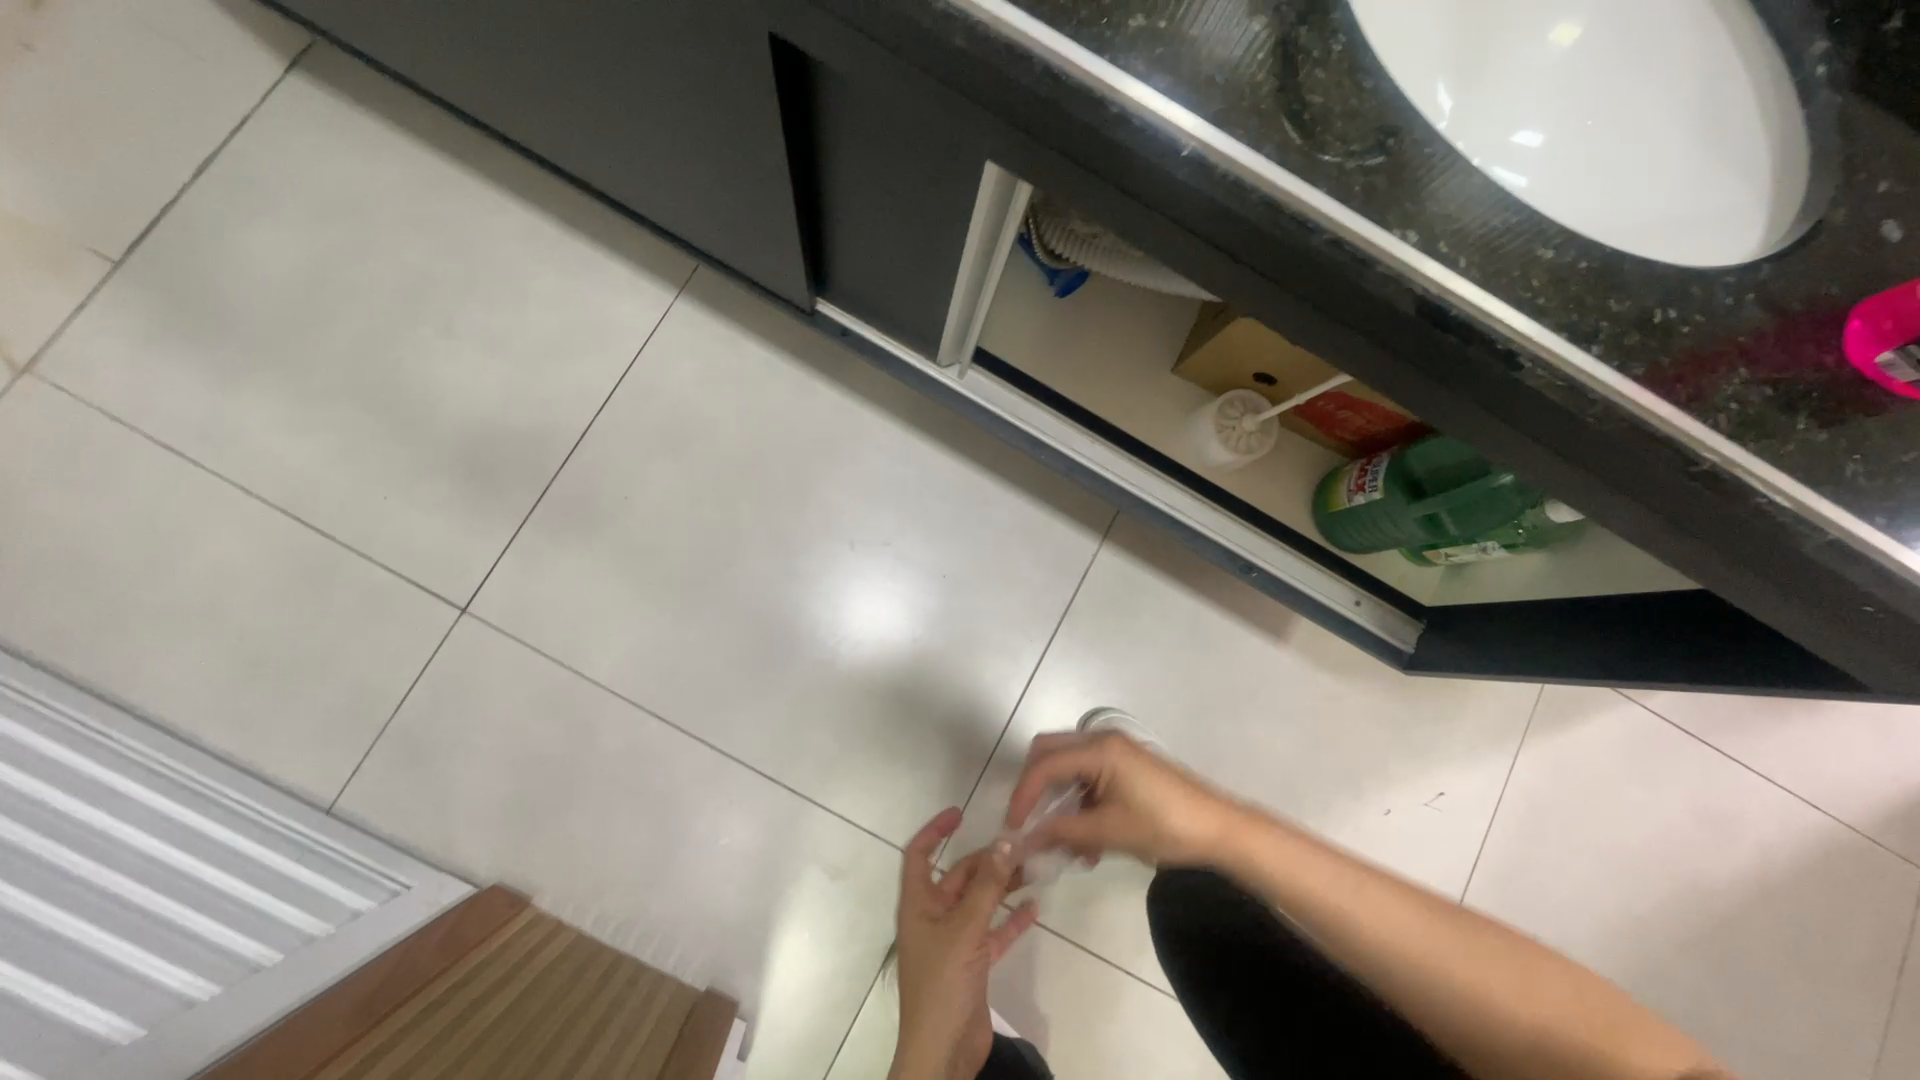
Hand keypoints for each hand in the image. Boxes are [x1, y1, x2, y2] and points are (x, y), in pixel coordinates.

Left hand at [890, 808, 1038, 1079]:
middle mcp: (933, 917)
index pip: (920, 855)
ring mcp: (953, 941)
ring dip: (1003, 886)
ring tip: (1035, 869)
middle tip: (1022, 845)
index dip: (935, 831)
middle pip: (959, 877)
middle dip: (987, 860)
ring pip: (979, 903)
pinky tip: (1035, 908)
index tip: (960, 812)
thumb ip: (987, 886)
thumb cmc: (943, 984)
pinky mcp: (973, 964)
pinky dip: (1011, 920)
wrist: (942, 1051)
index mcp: (918, 904)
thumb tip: (1005, 842)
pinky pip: (993, 933)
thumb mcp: (965, 930)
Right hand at [1005, 730, 1241, 867]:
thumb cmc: (1163, 826)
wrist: (1218, 830)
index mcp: (1098, 749)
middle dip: (1035, 789)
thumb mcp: (1108, 832)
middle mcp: (1103, 741)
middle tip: (1029, 823)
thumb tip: (1023, 841)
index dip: (1023, 796)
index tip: (1014, 828)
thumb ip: (1061, 832)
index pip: (1044, 765)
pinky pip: (1088, 778)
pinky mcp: (1126, 767)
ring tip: (1063, 843)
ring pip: (1068, 768)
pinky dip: (1079, 804)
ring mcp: (1116, 752)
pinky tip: (1087, 843)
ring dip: (1059, 801)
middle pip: (1050, 754)